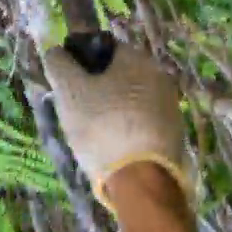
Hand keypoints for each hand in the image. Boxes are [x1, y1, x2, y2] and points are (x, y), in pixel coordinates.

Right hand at [42, 43, 191, 206]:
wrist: (142, 184)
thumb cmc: (103, 126)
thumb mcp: (68, 91)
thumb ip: (58, 63)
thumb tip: (56, 51)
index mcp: (136, 58)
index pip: (103, 47)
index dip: (81, 62)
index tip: (69, 84)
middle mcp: (159, 76)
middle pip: (118, 74)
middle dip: (97, 87)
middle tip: (78, 109)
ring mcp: (170, 108)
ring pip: (130, 100)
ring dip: (112, 109)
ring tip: (94, 133)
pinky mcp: (175, 136)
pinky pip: (142, 123)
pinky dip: (127, 130)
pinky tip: (113, 147)